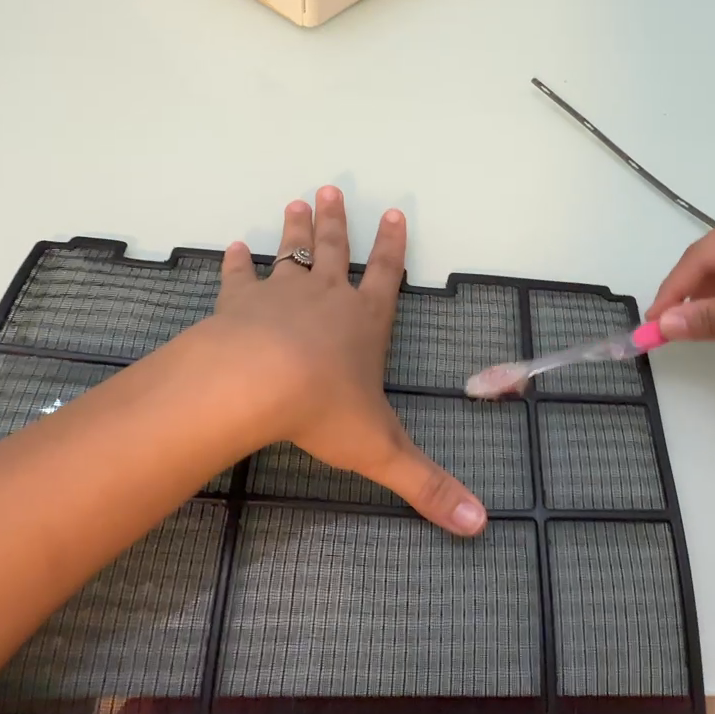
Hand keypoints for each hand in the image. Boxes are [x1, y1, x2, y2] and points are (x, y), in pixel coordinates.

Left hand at [204, 186, 487, 536]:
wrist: (256, 384)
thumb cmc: (324, 411)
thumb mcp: (384, 452)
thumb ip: (428, 486)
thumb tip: (480, 525)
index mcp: (365, 322)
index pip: (387, 275)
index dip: (393, 245)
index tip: (394, 212)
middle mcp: (328, 298)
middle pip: (337, 251)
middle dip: (338, 222)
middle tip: (332, 188)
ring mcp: (282, 294)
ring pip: (294, 253)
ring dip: (296, 228)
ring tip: (297, 199)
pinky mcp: (239, 302)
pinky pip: (240, 275)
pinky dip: (238, 261)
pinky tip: (235, 245)